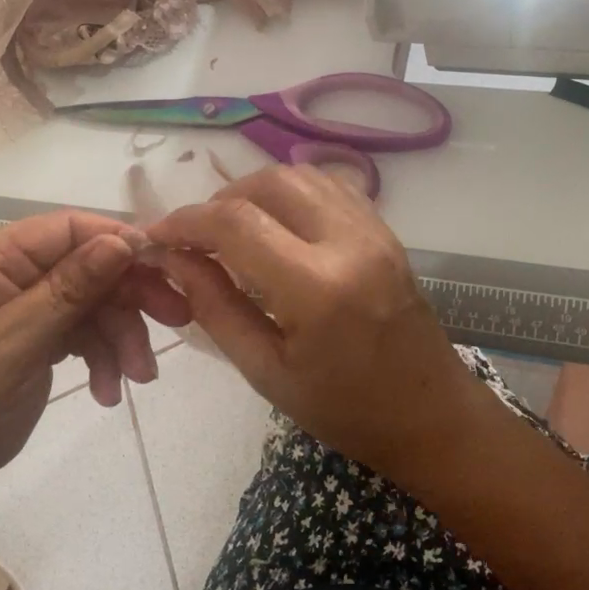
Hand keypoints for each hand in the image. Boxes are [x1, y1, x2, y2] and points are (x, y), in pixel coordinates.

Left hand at [0, 212, 190, 493]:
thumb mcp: (13, 346)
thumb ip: (68, 290)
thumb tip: (122, 239)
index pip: (66, 229)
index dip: (117, 242)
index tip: (164, 269)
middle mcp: (7, 273)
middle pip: (88, 266)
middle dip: (130, 298)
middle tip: (176, 320)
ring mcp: (24, 306)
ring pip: (94, 302)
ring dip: (121, 337)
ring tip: (139, 377)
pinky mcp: (37, 336)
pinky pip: (84, 332)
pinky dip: (103, 358)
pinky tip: (108, 391)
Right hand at [148, 166, 485, 477]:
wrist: (430, 414)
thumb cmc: (345, 409)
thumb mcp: (267, 372)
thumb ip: (216, 308)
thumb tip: (174, 259)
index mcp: (317, 287)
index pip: (235, 223)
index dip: (186, 222)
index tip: (159, 237)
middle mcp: (348, 242)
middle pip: (268, 183)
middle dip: (220, 201)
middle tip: (199, 238)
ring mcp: (374, 230)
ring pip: (302, 175)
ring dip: (257, 190)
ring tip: (234, 229)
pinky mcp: (386, 230)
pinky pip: (331, 187)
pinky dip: (294, 193)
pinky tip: (278, 226)